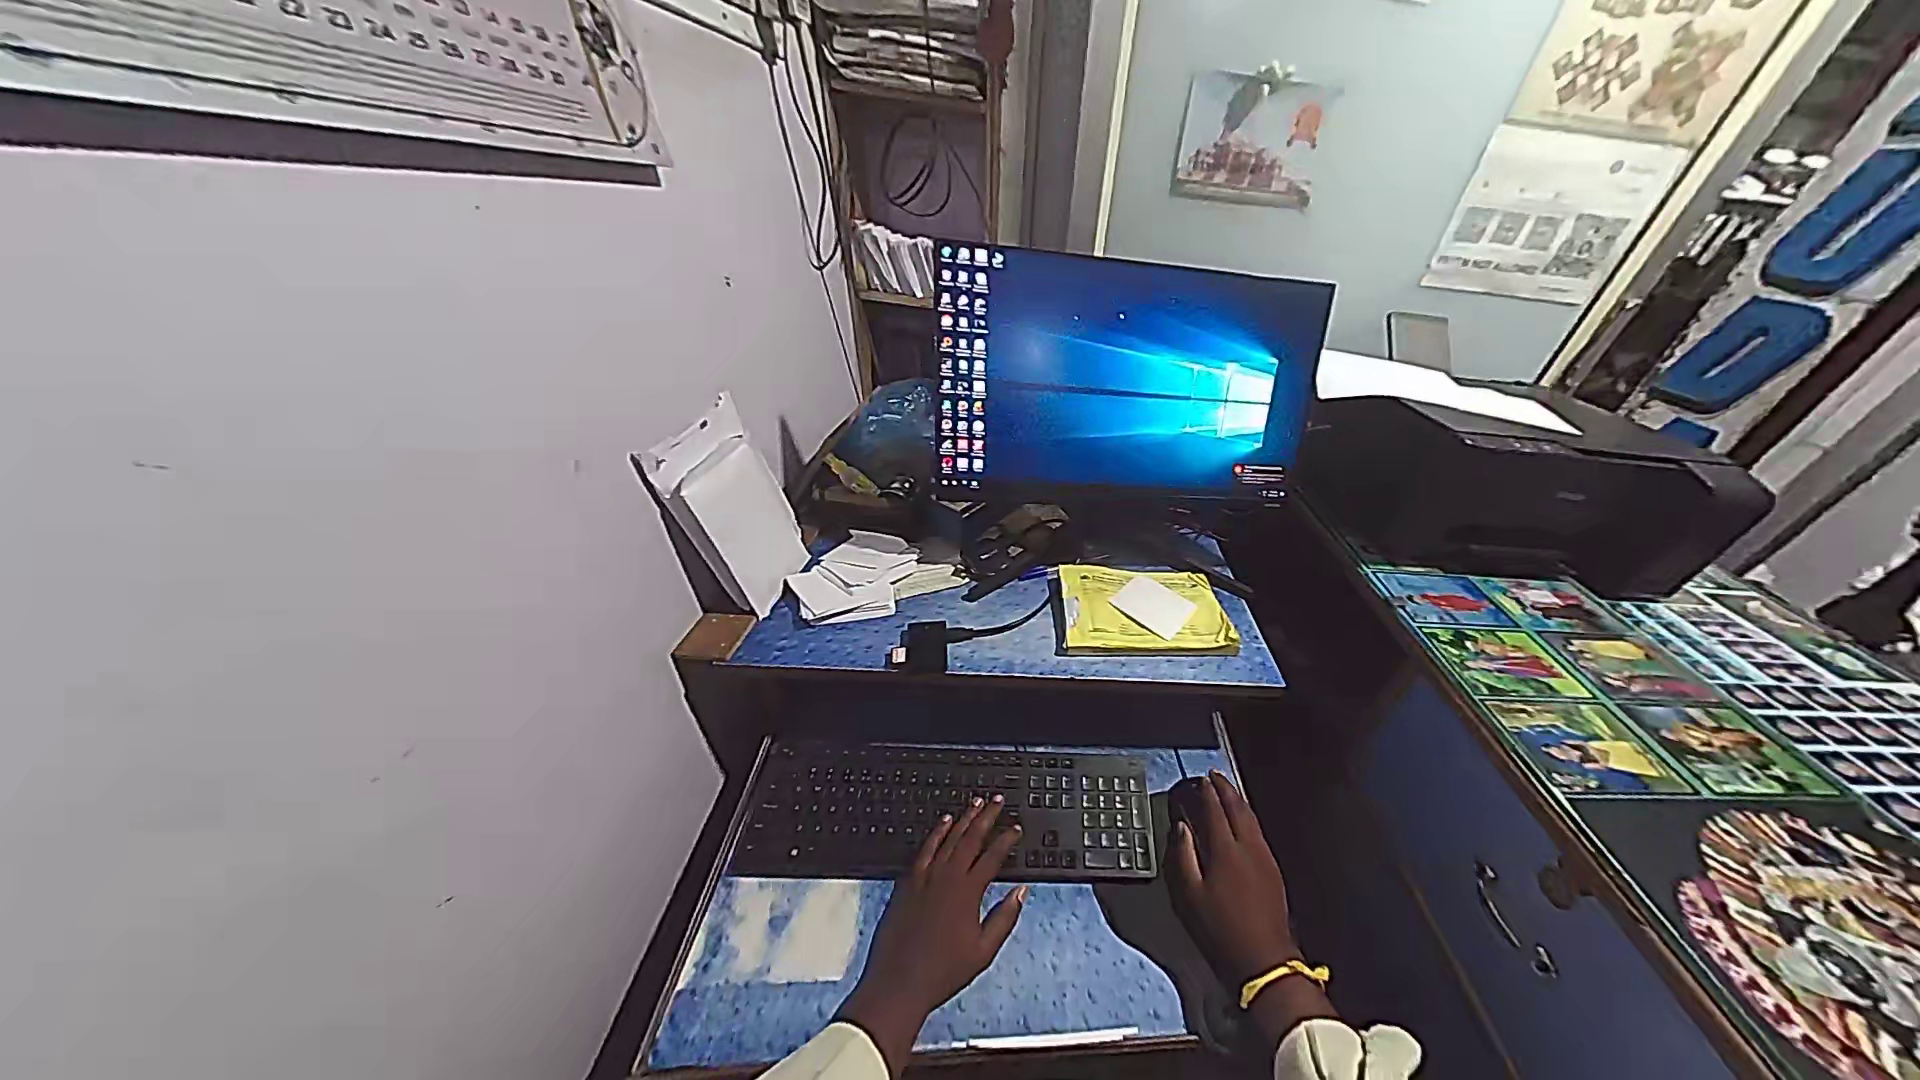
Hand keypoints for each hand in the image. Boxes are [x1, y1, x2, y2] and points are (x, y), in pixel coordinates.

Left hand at [837, 795, 1026, 1075]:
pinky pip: (926, 847)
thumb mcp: (984, 951)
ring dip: (964, 818)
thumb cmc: (942, 971)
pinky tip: (944, 821)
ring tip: (976, 803)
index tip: (1015, 829)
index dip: (1006, 840)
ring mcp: (926, 876)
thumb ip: (1005, 918)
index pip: (992, 856)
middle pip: (971, 838)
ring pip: (949, 837)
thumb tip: (1021, 893)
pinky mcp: (909, 880)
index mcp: (967, 893)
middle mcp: (947, 877)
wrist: (899, 981)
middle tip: (997, 800)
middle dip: (987, 816)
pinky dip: (937, 831)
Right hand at [1167, 771, 1336, 1046]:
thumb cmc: (1220, 929)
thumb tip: (1181, 828)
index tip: (1201, 781)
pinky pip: (1259, 833)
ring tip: (1229, 790)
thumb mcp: (1189, 895)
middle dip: (1226, 790)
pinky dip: (1249, 818)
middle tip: (1216, 776)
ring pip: (1252, 820)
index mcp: (1225, 852)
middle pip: (1238, 809)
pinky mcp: (1273, 871)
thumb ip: (1182, 856)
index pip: (1215, 812)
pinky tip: (1244, 821)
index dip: (1207, 794)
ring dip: (1239, 801)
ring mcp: (1265, 859)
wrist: (1264, 961)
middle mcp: (1249, 849)